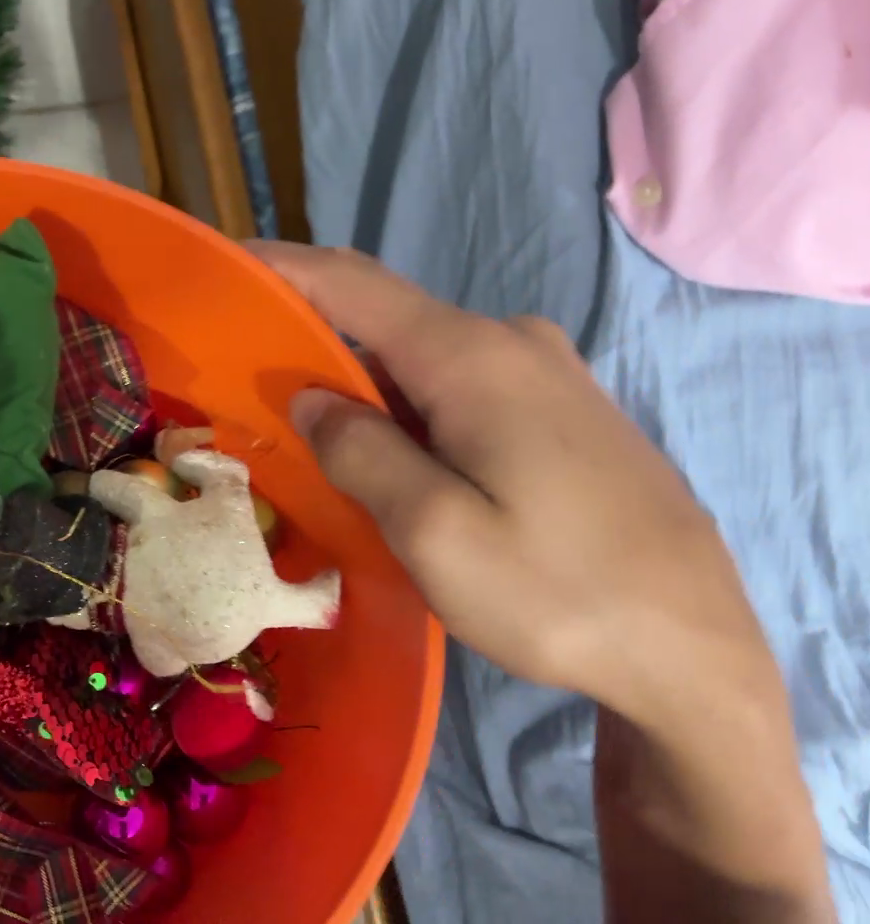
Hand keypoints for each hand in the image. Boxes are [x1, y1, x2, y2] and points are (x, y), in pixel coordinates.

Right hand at [251, 242, 760, 718]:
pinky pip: (452, 384)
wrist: (701, 660)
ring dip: (354, 380)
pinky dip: (398, 402)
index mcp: (472, 358)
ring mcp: (544, 376)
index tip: (221, 263)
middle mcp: (511, 345)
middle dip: (308, 337)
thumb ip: (358, 452)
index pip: (352, 283)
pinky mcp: (559, 412)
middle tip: (244, 377)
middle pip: (381, 319)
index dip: (280, 266)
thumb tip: (312, 401)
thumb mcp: (433, 531)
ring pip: (416, 357)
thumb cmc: (560, 594)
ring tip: (302, 428)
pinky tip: (382, 451)